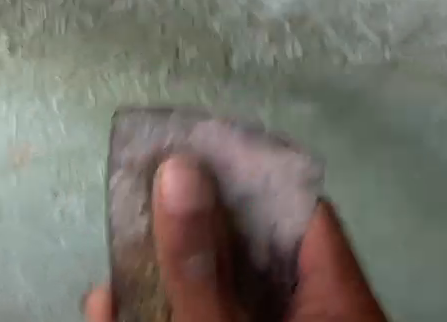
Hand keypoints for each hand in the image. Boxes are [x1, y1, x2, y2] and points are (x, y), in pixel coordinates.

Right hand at [82, 155, 387, 321]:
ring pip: (212, 291)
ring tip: (112, 242)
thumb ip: (202, 264)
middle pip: (245, 247)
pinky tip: (109, 305)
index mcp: (337, 305)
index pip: (296, 209)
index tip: (183, 142)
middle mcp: (307, 320)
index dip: (243, 169)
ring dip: (158, 270)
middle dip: (183, 217)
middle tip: (133, 186)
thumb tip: (177, 167)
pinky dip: (156, 313)